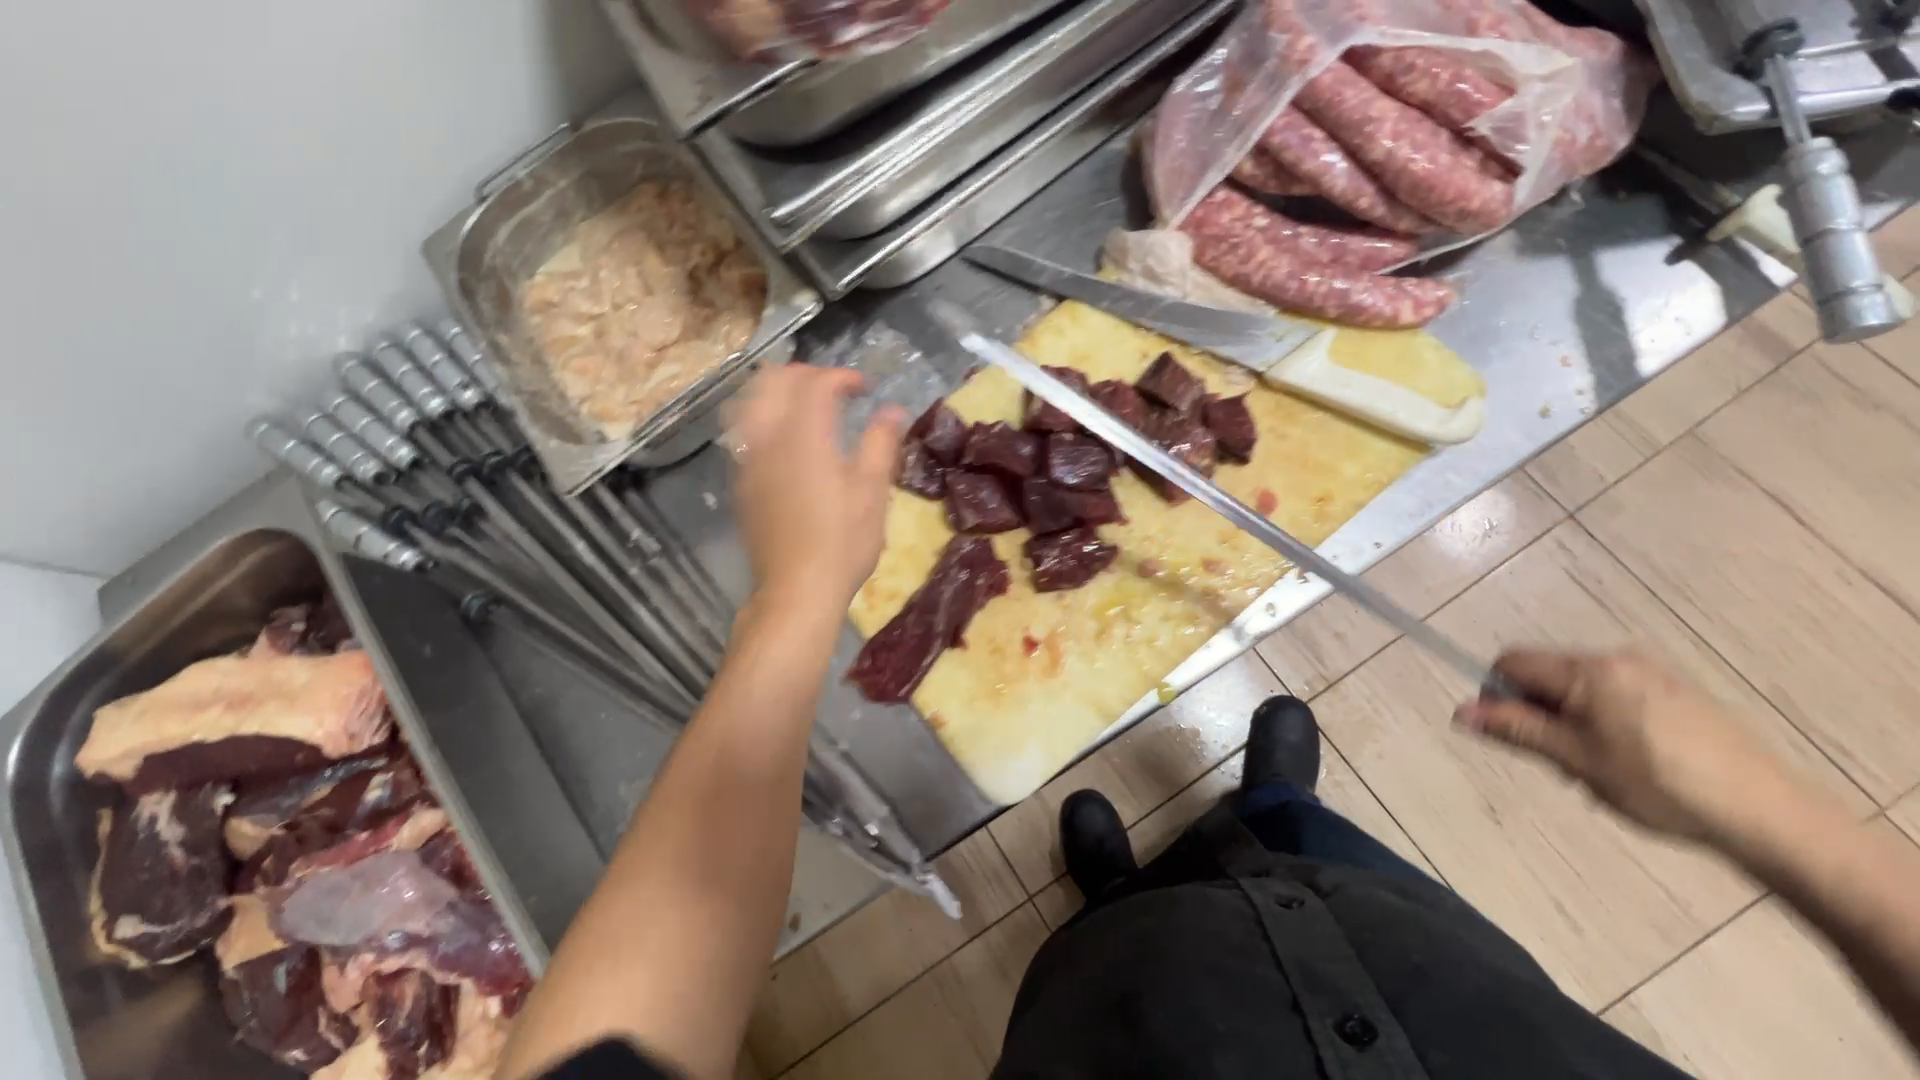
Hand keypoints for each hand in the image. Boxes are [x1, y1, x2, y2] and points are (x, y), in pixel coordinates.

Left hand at [726, 366, 903, 610]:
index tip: (865, 388)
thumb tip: (892, 411)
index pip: (816, 383)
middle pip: (773, 381)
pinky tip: (787, 443)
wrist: (797, 590)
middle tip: (833, 390)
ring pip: (751, 403)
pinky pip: (745, 433)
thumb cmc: (842, 542)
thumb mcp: (873, 492)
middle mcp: (768, 438)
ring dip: (778, 393)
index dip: (842, 377)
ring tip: (805, 408)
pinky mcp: (741, 483)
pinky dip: (765, 420)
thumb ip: (880, 443)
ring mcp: (748, 461)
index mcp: (805, 435)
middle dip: (805, 375)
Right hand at [1454, 649, 1796, 842]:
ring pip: (1581, 691)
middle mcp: (1617, 659)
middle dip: (1538, 715)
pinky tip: (1630, 765)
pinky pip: (1616, 698)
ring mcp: (1653, 674)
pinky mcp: (1679, 694)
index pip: (1513, 661)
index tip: (1509, 735)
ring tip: (1599, 771)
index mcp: (1589, 669)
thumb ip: (1515, 730)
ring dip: (1571, 724)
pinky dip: (1604, 725)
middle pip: (1547, 675)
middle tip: (1560, 764)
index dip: (1496, 694)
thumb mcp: (1575, 760)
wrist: (1765, 812)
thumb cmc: (1657, 783)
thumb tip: (1459, 712)